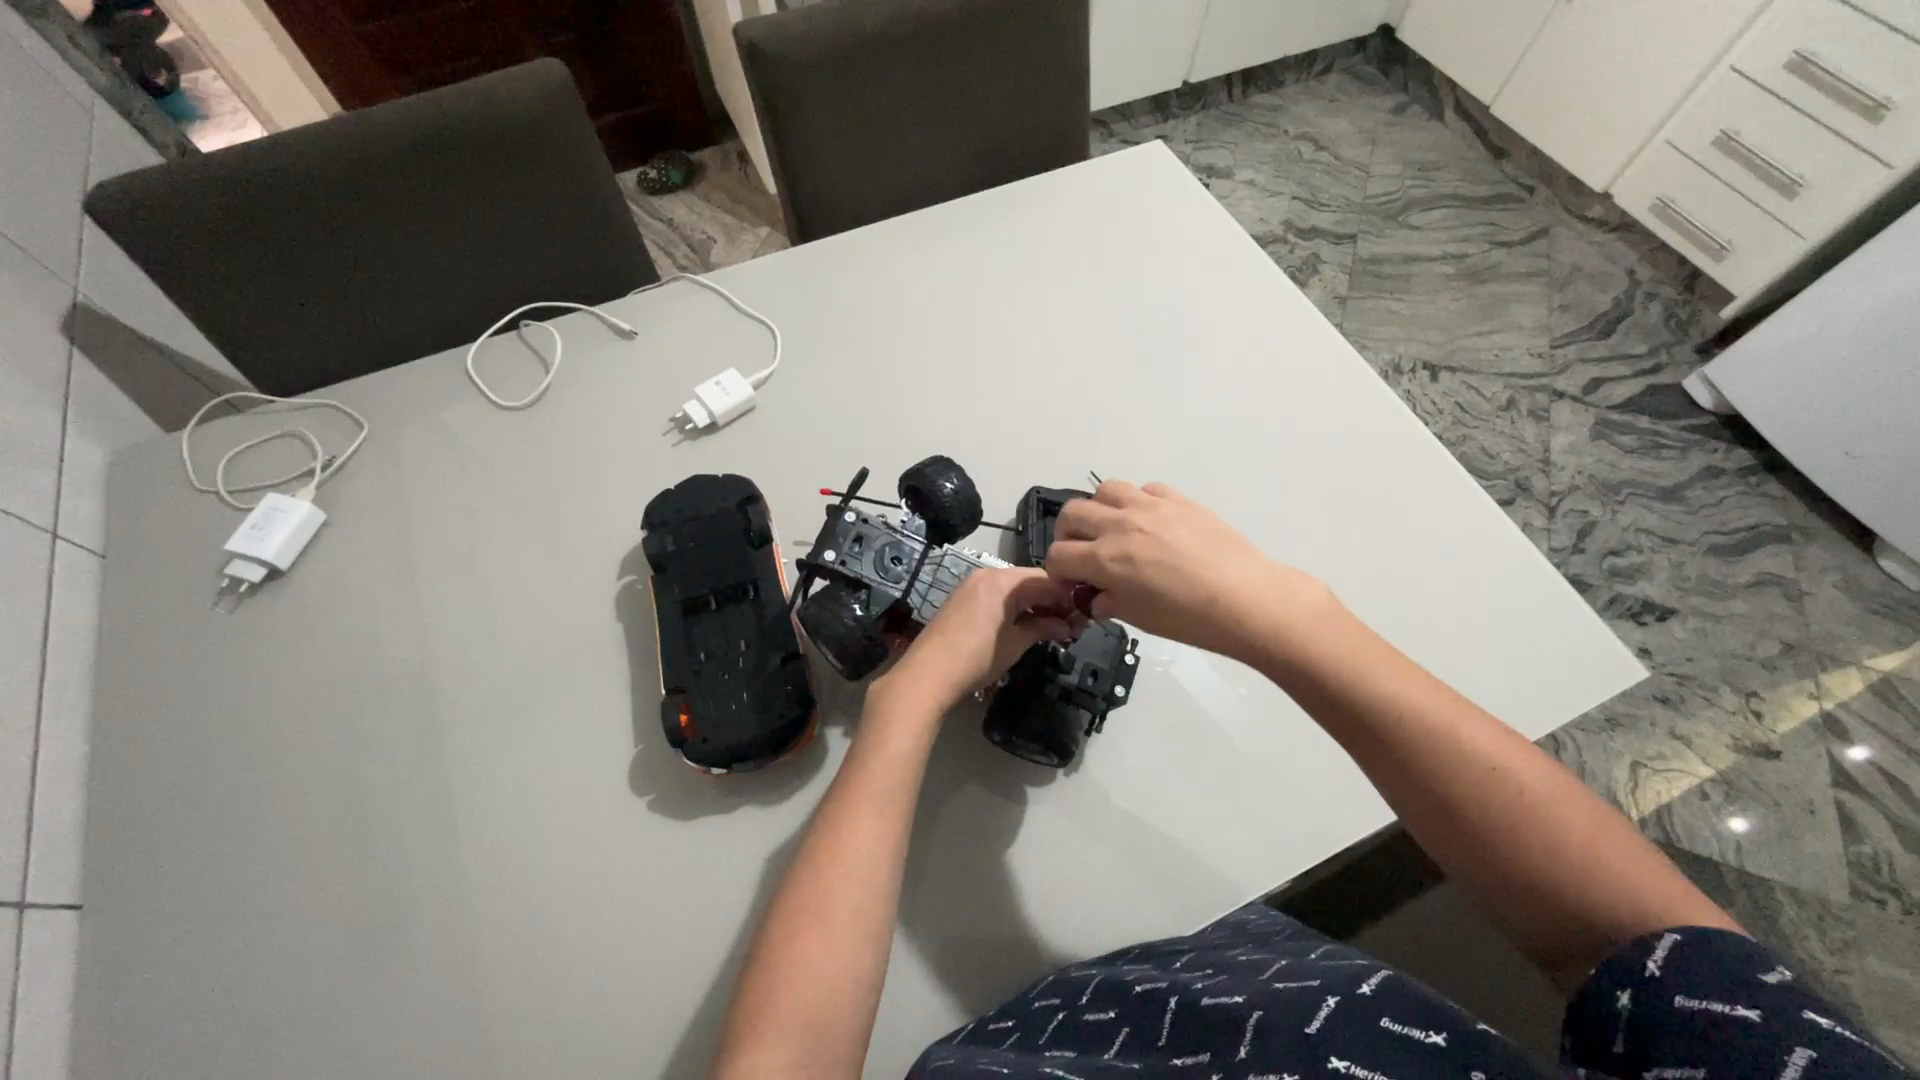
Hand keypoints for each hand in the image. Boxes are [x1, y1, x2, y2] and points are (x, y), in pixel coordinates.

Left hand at [874, 568, 1083, 714]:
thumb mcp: (1016, 643)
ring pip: (1015, 590)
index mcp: (1003, 580)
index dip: (1068, 598)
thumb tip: (1066, 626)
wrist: (928, 674)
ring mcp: (972, 587)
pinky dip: (1015, 609)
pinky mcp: (962, 601)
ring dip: (1035, 606)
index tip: (1084, 617)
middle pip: (1031, 582)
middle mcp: (987, 575)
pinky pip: (998, 597)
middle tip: (1072, 626)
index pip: (1047, 580)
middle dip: (1053, 602)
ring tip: (1052, 629)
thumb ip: (1043, 627)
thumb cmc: (977, 657)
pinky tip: (1026, 626)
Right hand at [1047, 481, 1334, 665]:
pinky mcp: (1177, 499)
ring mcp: (1149, 507)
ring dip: (1100, 510)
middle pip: (1071, 515)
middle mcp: (1119, 525)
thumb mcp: (1138, 618)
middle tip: (1083, 553)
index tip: (1071, 583)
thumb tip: (1098, 598)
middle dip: (1068, 536)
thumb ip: (1109, 602)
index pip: (1058, 556)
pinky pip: (1144, 489)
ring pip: (1105, 491)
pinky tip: (1150, 523)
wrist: (1244, 598)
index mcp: (1104, 559)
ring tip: (1113, 530)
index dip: (1058, 572)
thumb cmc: (1189, 618)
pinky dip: (1138, 503)